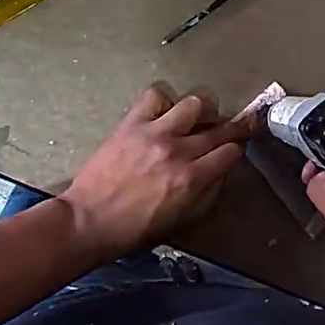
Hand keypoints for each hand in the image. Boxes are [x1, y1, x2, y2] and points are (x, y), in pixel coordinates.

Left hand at [58, 85, 254, 258]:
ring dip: (202, 111)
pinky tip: (163, 115)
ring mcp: (154, 133)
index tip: (232, 152)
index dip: (236, 151)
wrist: (87, 221)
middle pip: (221, 128)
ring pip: (195, 104)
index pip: (232, 151)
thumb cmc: (137, 227)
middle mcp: (178, 151)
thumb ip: (209, 190)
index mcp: (192, 178)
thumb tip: (224, 168)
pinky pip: (155, 96)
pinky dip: (164, 102)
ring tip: (197, 119)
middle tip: (235, 127)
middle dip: (233, 128)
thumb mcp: (183, 218)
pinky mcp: (131, 124)